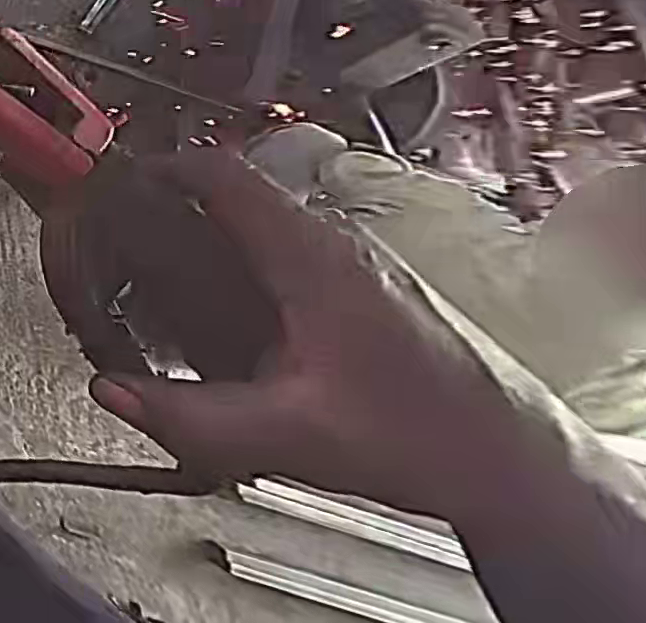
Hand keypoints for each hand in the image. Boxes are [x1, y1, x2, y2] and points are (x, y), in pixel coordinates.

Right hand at [89, 150, 559, 519]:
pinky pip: (276, 243)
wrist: (533, 478)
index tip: (117, 182)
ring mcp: (350, 259)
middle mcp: (333, 243)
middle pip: (231, 191)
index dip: (160, 168)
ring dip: (200, 229)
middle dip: (169, 203)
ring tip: (157, 266)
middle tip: (122, 231)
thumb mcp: (292, 435)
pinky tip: (217, 302)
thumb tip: (112, 390)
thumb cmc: (436, 445)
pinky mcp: (358, 282)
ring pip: (255, 217)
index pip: (223, 174)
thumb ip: (191, 415)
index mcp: (314, 256)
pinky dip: (232, 253)